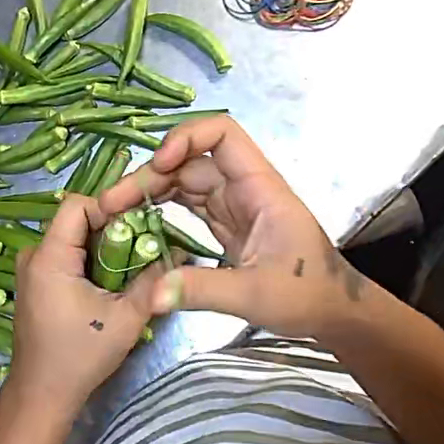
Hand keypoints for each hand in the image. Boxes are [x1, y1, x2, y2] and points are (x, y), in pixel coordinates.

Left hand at [9, 194, 162, 417]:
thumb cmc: (81, 356)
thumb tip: (179, 250)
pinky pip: (68, 255)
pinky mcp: (38, 282)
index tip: (139, 229)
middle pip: (78, 220)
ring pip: (75, 238)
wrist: (43, 395)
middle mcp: (34, 255)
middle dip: (113, 231)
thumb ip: (154, 280)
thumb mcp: (127, 318)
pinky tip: (110, 285)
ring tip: (129, 270)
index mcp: (50, 257)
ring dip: (104, 248)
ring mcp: (33, 269)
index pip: (79, 204)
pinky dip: (91, 262)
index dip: (111, 209)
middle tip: (142, 252)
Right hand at [98, 116, 376, 336]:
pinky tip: (137, 222)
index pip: (223, 134)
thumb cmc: (307, 293)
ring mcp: (235, 205)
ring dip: (150, 192)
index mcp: (259, 187)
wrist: (332, 310)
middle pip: (191, 161)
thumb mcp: (255, 294)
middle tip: (111, 204)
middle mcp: (245, 188)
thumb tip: (150, 294)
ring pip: (185, 182)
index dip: (187, 138)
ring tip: (114, 213)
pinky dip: (162, 210)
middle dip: (151, 176)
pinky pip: (189, 206)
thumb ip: (202, 290)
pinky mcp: (227, 225)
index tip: (160, 165)